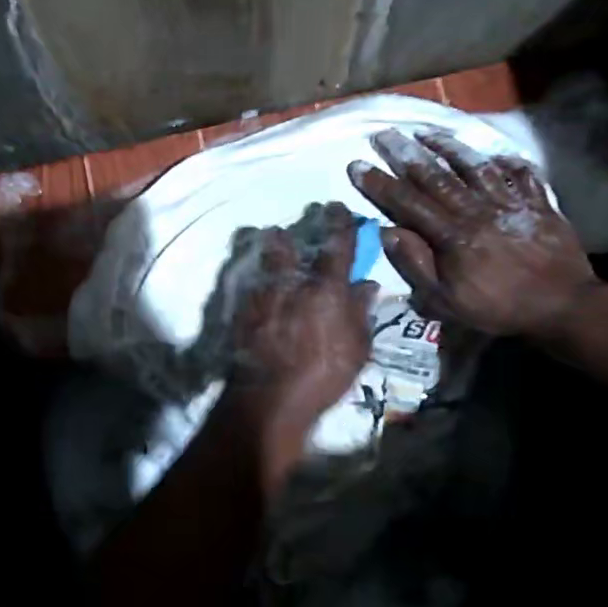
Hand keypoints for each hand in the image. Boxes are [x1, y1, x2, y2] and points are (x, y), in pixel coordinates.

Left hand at [226, 204, 377, 446]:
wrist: (269, 399)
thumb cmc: (322, 378)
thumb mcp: (356, 350)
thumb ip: (361, 313)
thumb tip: (367, 285)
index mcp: (326, 290)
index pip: (337, 245)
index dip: (339, 222)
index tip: (336, 207)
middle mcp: (291, 284)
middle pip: (288, 243)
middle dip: (293, 231)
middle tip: (296, 228)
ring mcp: (261, 295)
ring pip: (262, 258)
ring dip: (270, 249)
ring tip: (272, 247)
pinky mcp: (240, 310)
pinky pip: (248, 281)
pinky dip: (255, 275)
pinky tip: (258, 281)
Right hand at [349, 129, 599, 338]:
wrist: (561, 305)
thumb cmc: (496, 307)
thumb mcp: (445, 299)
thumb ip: (415, 264)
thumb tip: (388, 232)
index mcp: (451, 235)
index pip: (408, 202)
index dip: (380, 183)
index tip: (358, 165)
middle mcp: (477, 210)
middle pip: (436, 176)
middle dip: (405, 154)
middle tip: (384, 135)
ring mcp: (509, 203)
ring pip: (474, 166)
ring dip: (448, 146)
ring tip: (427, 132)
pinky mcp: (537, 204)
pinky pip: (519, 174)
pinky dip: (505, 161)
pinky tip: (492, 153)